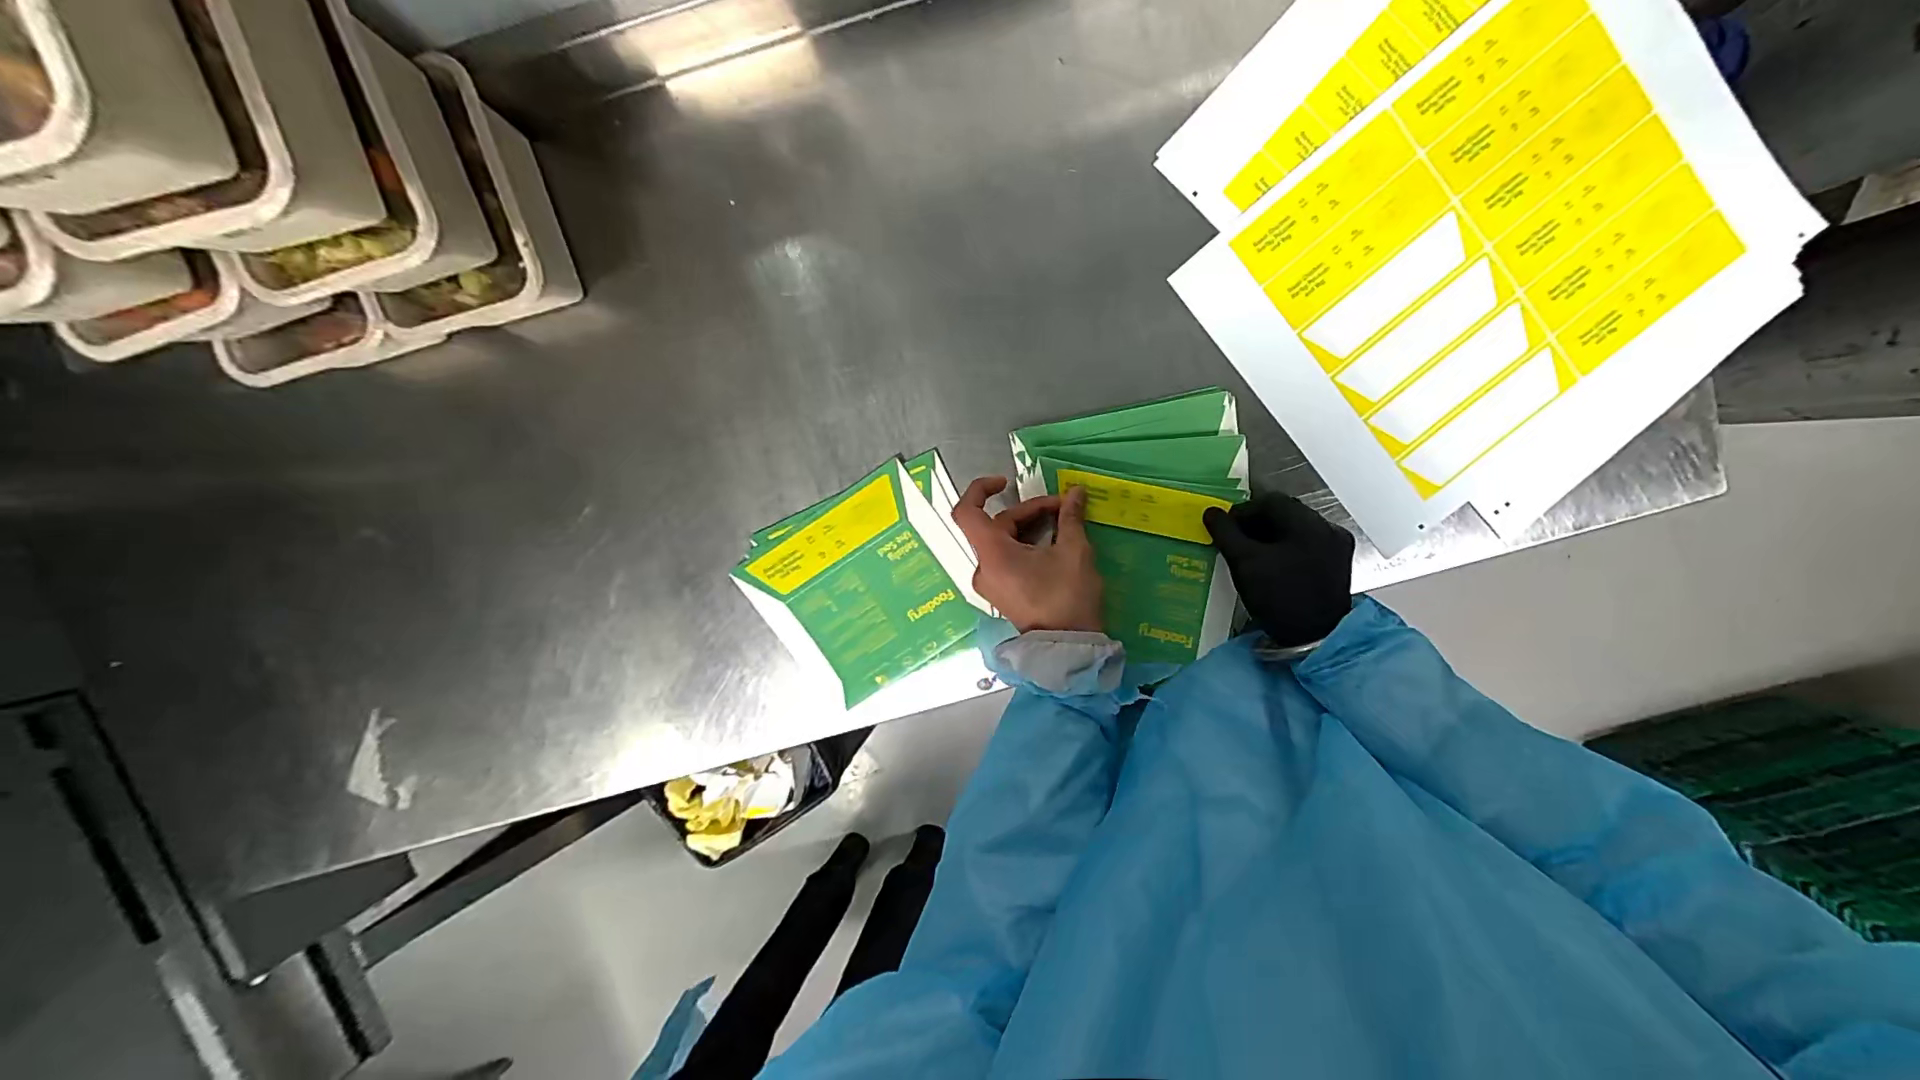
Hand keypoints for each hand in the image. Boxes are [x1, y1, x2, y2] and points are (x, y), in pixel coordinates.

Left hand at [951, 476, 1103, 633]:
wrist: (1070, 649)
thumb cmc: (1068, 597)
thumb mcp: (1075, 552)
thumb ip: (1071, 517)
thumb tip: (1075, 492)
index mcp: (992, 555)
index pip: (967, 512)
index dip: (981, 489)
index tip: (1006, 483)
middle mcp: (984, 568)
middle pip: (996, 526)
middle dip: (1029, 511)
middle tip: (1064, 508)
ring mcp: (991, 584)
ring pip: (1003, 543)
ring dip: (1030, 528)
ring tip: (1064, 524)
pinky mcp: (1002, 594)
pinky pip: (1006, 560)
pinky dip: (1025, 546)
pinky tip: (1053, 544)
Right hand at [1203, 494, 1354, 647]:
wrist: (1314, 639)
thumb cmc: (1278, 597)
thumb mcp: (1244, 563)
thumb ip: (1226, 533)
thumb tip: (1211, 512)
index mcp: (1308, 523)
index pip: (1269, 501)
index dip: (1242, 512)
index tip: (1225, 529)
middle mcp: (1327, 529)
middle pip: (1285, 513)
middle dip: (1257, 523)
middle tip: (1235, 541)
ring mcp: (1336, 547)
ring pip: (1296, 530)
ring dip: (1272, 536)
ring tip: (1251, 555)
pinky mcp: (1338, 566)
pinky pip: (1307, 546)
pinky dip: (1287, 549)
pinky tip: (1273, 566)